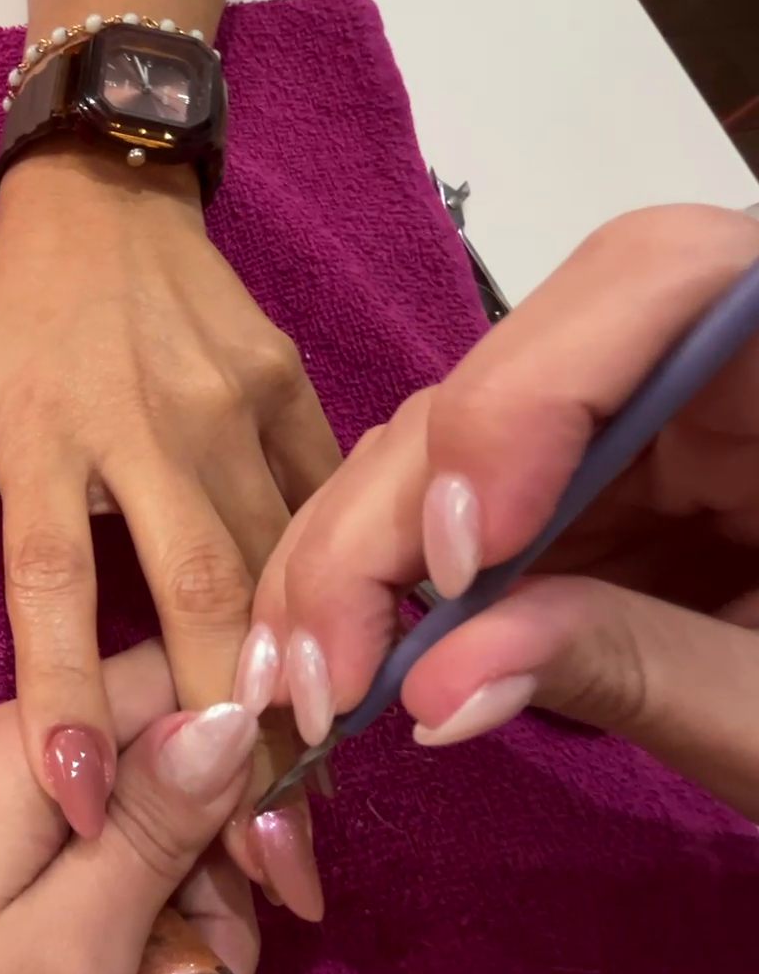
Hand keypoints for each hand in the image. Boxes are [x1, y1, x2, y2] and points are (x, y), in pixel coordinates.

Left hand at [0, 142, 335, 918]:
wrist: (103, 207)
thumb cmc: (7, 314)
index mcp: (37, 436)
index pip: (47, 581)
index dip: (63, 691)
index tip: (79, 796)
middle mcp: (138, 430)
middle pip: (188, 586)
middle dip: (224, 718)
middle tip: (258, 848)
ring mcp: (225, 407)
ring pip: (273, 554)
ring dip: (298, 670)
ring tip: (316, 788)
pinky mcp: (289, 389)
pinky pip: (320, 498)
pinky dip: (338, 581)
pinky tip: (356, 661)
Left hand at [0, 642, 261, 973]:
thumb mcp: (77, 937)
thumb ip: (155, 820)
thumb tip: (233, 710)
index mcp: (8, 739)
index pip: (156, 684)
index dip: (236, 758)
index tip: (277, 866)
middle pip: (131, 742)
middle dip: (197, 842)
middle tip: (223, 954)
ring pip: (101, 782)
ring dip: (158, 868)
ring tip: (171, 973)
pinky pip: (56, 807)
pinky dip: (102, 866)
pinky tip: (116, 942)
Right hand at [250, 204, 758, 819]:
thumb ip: (638, 668)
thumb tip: (431, 689)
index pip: (651, 284)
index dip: (527, 399)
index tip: (466, 560)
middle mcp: (674, 381)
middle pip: (466, 400)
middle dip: (372, 537)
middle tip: (324, 667)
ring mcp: (581, 443)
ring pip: (405, 458)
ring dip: (332, 569)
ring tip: (300, 679)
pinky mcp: (522, 501)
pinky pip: (399, 514)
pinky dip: (346, 585)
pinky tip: (318, 653)